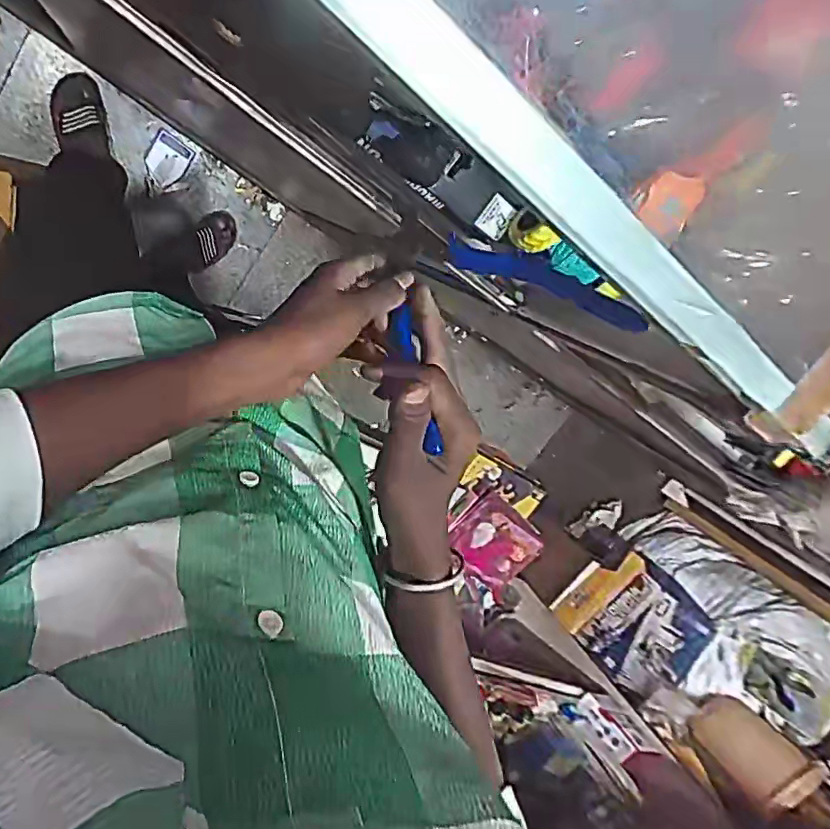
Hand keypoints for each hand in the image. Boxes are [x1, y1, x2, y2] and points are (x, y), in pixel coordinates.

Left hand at [237, 254, 410, 403]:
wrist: (277, 363)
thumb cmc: (315, 330)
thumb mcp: (356, 309)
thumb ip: (383, 294)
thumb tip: (406, 278)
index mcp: (336, 275)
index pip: (369, 262)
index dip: (392, 269)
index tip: (415, 282)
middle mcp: (329, 291)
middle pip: (366, 291)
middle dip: (388, 305)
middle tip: (409, 321)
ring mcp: (323, 317)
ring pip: (358, 318)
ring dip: (378, 329)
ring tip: (402, 343)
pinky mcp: (320, 340)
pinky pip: (348, 338)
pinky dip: (364, 346)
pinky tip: (381, 359)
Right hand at [366, 285, 479, 579]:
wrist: (416, 538)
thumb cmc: (409, 505)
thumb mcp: (403, 466)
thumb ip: (407, 422)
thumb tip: (410, 381)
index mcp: (457, 424)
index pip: (432, 379)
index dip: (403, 370)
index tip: (370, 373)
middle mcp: (459, 415)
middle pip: (444, 361)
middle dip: (428, 325)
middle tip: (415, 291)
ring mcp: (449, 420)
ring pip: (434, 370)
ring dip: (417, 341)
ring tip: (401, 314)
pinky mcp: (435, 424)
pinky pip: (424, 385)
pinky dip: (407, 367)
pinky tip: (388, 365)